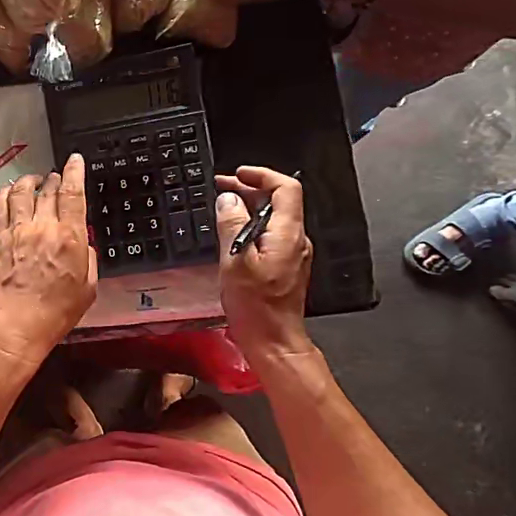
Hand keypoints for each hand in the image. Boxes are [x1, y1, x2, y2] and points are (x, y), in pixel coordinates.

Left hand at [0, 154, 98, 366]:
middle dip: (55, 179)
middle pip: (48, 190)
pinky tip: (9, 191)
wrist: (15, 327)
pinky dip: (6, 193)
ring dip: (29, 181)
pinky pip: (0, 207)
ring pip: (22, 192)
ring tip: (34, 179)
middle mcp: (42, 228)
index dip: (75, 172)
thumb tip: (83, 243)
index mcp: (70, 238)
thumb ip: (88, 259)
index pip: (73, 194)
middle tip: (57, 177)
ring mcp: (17, 232)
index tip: (75, 160)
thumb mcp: (88, 289)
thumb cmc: (54, 314)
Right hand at [215, 166, 313, 358]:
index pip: (285, 188)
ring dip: (248, 208)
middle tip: (220, 188)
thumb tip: (228, 199)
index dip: (261, 175)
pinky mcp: (284, 266)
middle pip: (278, 201)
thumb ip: (231, 225)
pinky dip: (250, 226)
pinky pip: (269, 235)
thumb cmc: (256, 306)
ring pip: (272, 218)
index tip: (237, 174)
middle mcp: (295, 240)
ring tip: (222, 207)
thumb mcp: (235, 261)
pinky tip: (231, 233)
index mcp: (288, 233)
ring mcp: (291, 253)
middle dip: (249, 190)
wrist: (273, 340)